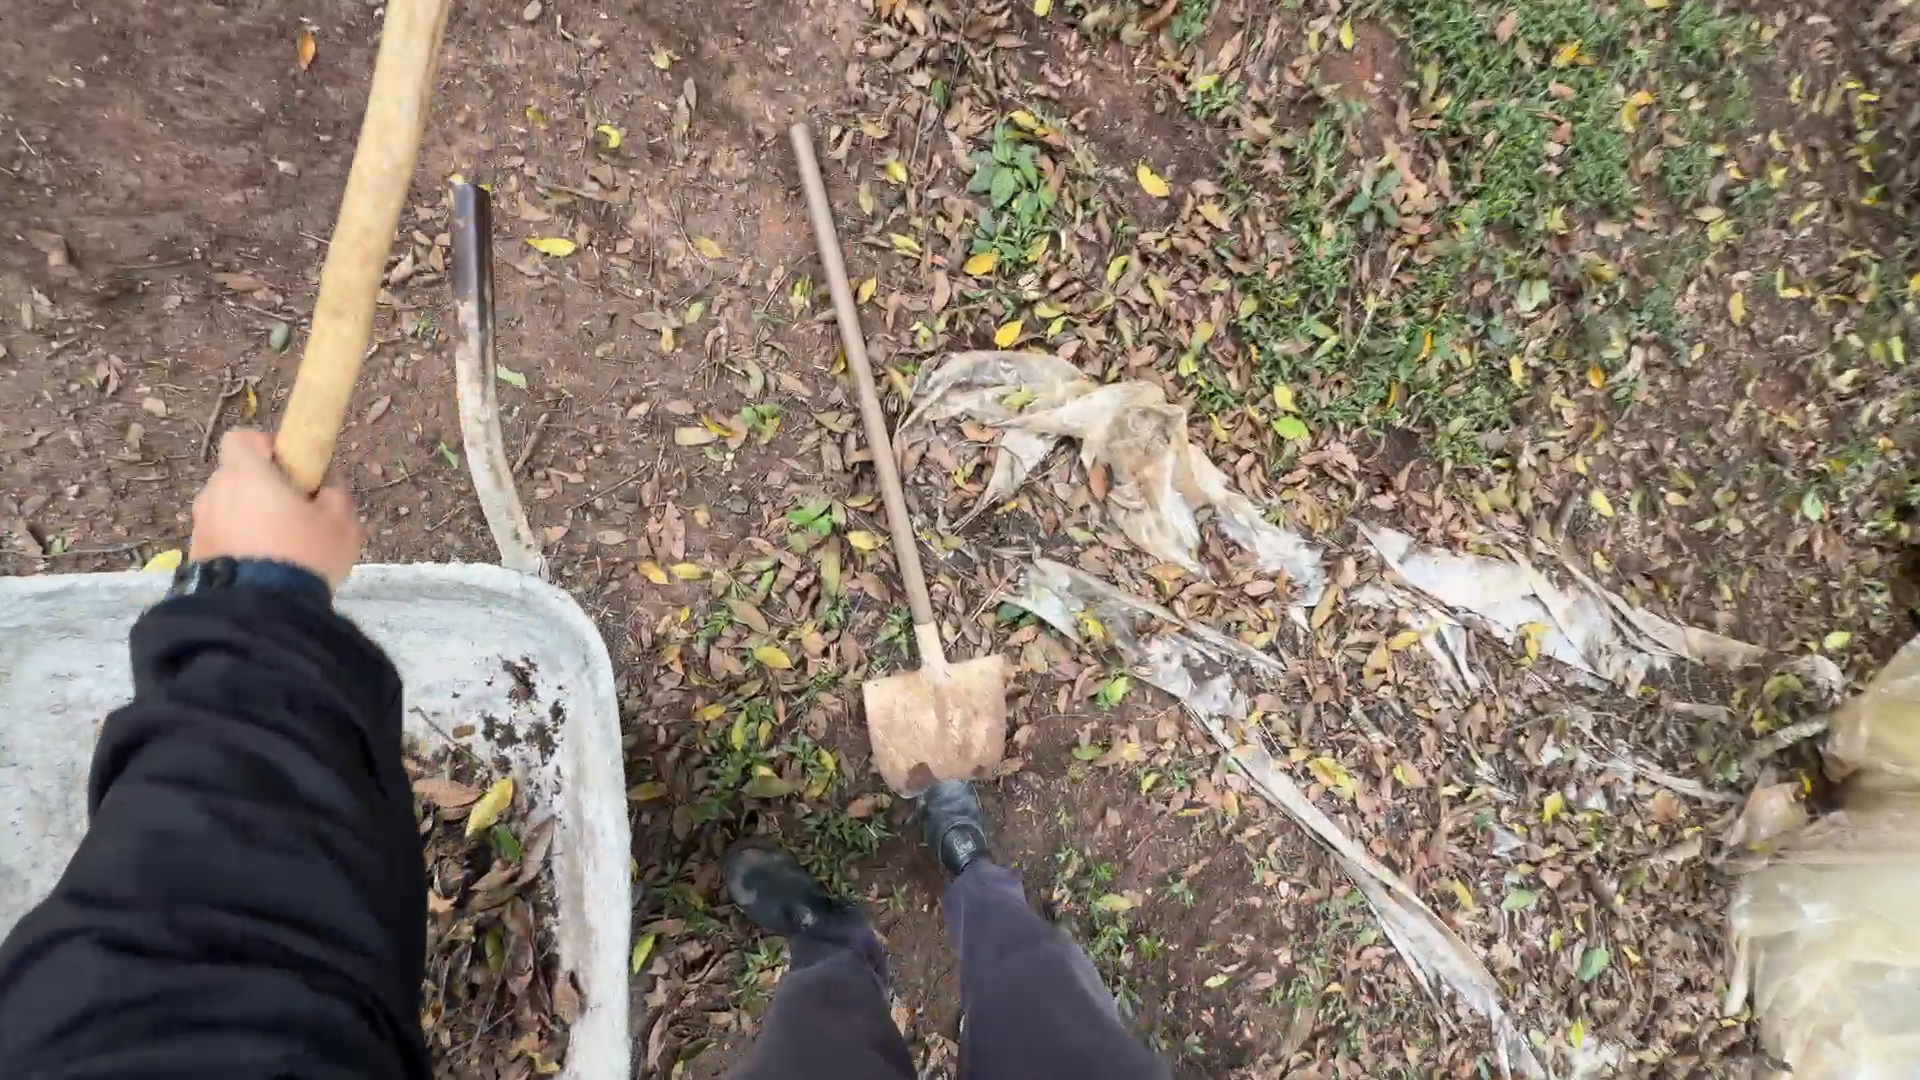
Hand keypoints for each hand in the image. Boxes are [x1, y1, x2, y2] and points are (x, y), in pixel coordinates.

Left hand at [190, 430, 362, 588]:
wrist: (261, 605)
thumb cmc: (305, 551)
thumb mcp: (342, 522)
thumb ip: (335, 496)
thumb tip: (324, 490)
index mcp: (249, 476)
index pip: (243, 439)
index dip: (268, 446)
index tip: (294, 467)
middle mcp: (216, 492)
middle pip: (239, 475)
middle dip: (265, 487)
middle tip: (298, 511)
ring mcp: (202, 522)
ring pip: (231, 506)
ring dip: (253, 515)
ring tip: (283, 542)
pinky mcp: (197, 549)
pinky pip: (224, 532)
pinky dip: (242, 538)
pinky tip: (268, 561)